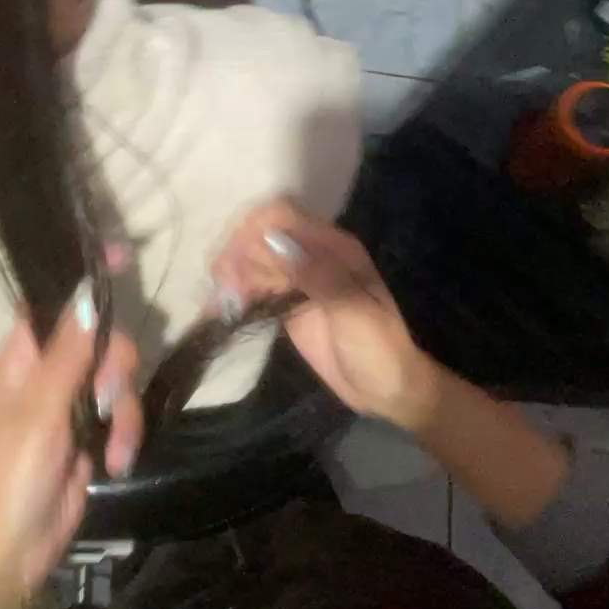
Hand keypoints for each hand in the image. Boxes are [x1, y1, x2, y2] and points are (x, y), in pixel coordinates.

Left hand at [0, 304, 142, 605]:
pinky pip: (124, 412)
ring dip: (124, 411)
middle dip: (115, 368)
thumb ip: (70, 350)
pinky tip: (116, 462)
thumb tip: (88, 290)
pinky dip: (126, 435)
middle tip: (106, 395)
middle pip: (102, 337)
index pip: (56, 298)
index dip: (86, 278)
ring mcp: (73, 399)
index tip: (122, 257)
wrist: (13, 548)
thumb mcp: (40, 408)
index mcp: (25, 353)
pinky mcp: (93, 430)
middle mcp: (50, 368)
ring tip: (112, 448)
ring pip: (119, 376)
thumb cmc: (11, 470)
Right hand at [212, 200, 442, 430]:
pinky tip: (221, 307)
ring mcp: (297, 278)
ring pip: (254, 260)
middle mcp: (312, 255)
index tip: (236, 255)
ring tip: (222, 299)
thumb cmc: (378, 348)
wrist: (387, 391)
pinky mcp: (285, 302)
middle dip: (238, 253)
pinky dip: (236, 293)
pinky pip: (255, 286)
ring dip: (233, 273)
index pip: (285, 217)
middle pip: (262, 236)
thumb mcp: (354, 312)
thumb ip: (317, 275)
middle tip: (225, 286)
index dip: (256, 228)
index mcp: (334, 247)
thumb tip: (275, 241)